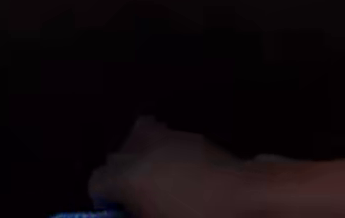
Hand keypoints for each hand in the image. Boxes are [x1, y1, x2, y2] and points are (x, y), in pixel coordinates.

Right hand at [87, 117, 246, 217]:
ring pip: (142, 134)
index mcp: (134, 177)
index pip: (99, 178)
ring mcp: (174, 139)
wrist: (245, 200)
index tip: (112, 214)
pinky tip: (175, 176)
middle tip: (130, 202)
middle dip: (117, 176)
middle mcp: (150, 151)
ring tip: (150, 182)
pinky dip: (162, 151)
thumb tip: (132, 212)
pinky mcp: (195, 137)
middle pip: (117, 153)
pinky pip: (166, 137)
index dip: (100, 199)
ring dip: (138, 155)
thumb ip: (138, 214)